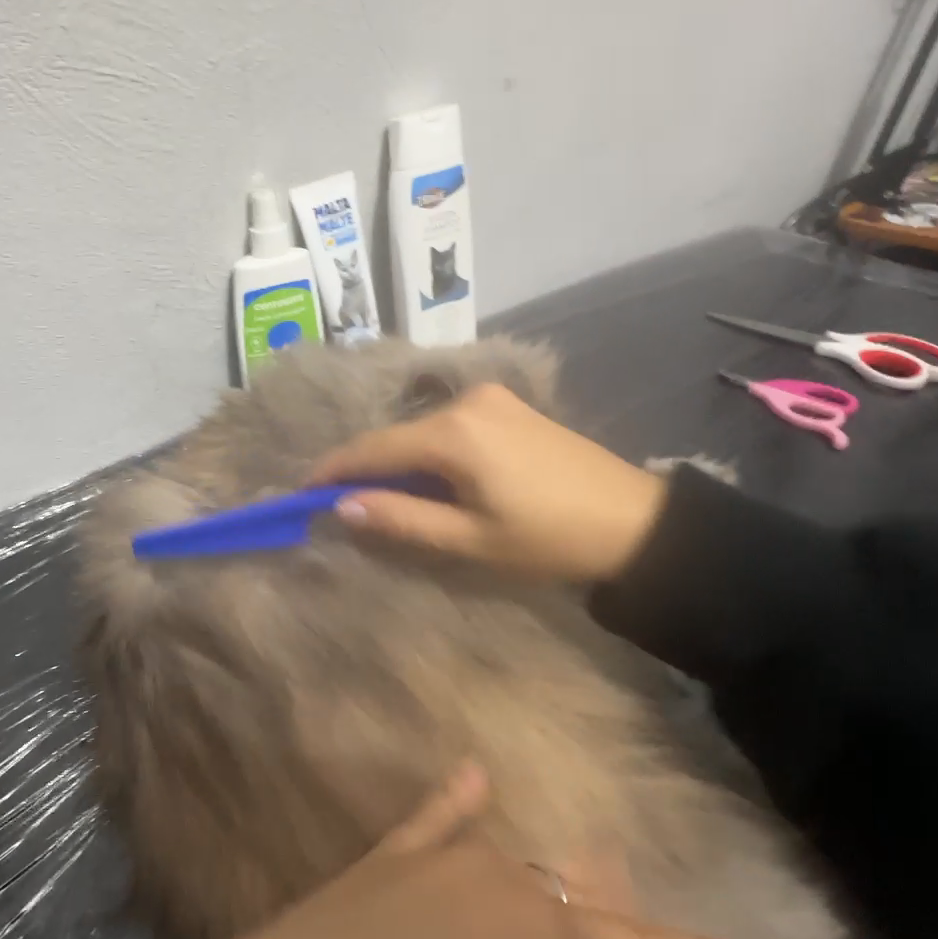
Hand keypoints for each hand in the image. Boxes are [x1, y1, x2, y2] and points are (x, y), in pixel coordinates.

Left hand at [164, 763, 749, 938]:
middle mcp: (500, 881)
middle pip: (578, 898)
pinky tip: (474, 772)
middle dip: (615, 919)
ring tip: (586, 877)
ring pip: (515, 861)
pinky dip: (458, 803)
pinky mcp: (382, 859)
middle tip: (644, 937)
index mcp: (542, 938)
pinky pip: (432, 820)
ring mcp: (436, 860)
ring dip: (550, 878)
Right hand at [307, 383, 666, 581]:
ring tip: (382, 498)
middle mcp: (467, 400)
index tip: (301, 493)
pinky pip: (449, 426)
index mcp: (454, 432)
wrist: (636, 520)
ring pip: (421, 430)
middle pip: (396, 436)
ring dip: (398, 461)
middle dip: (364, 468)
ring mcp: (491, 398)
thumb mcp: (470, 540)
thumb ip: (402, 519)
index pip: (373, 448)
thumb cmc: (550, 538)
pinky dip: (428, 452)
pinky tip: (429, 479)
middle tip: (337, 503)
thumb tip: (342, 507)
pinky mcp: (509, 406)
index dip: (333, 470)